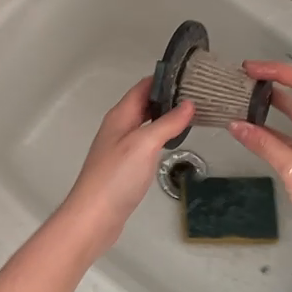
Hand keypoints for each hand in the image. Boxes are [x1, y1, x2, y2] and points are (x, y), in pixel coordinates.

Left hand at [60, 78, 192, 246]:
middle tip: (196, 95)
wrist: (95, 216)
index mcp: (120, 116)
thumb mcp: (145, 144)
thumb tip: (188, 104)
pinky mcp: (124, 166)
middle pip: (143, 104)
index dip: (164, 79)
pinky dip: (160, 136)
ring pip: (144, 123)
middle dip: (167, 97)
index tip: (189, 75)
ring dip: (164, 117)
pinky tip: (172, 142)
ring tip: (191, 115)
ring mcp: (120, 148)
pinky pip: (144, 142)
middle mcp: (118, 128)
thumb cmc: (117, 176)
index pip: (142, 87)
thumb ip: (167, 123)